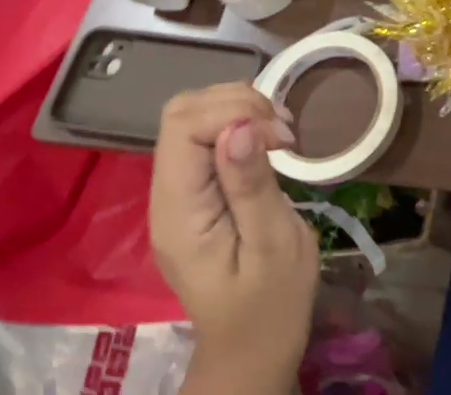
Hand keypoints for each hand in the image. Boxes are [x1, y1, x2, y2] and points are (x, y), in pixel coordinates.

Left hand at [149, 83, 316, 386]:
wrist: (253, 349)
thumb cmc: (271, 303)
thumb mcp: (274, 245)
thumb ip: (252, 185)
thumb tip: (240, 127)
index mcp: (179, 212)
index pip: (184, 127)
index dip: (234, 111)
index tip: (281, 136)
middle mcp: (167, 196)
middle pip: (181, 113)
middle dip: (236, 102)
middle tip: (283, 131)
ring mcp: (178, 194)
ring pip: (191, 117)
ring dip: (239, 109)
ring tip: (280, 134)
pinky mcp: (195, 192)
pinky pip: (205, 137)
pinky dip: (239, 122)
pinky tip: (268, 142)